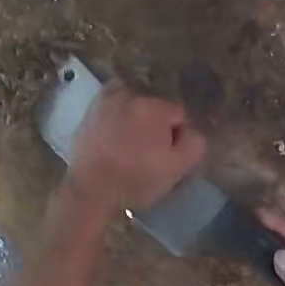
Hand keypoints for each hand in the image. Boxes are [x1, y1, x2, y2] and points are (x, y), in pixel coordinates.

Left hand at [64, 84, 205, 211]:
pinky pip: (114, 104)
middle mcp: (131, 95)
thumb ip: (195, 142)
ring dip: (138, 118)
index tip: (168, 155)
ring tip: (132, 143)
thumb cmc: (137, 179)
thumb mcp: (179, 167)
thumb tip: (190, 130)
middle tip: (150, 152)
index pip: (180, 115)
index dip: (178, 136)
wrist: (91, 190)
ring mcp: (106, 100)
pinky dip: (119, 114)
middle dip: (158, 125)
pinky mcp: (89, 111)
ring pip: (135, 103)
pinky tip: (117, 135)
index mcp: (155, 107)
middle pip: (157, 107)